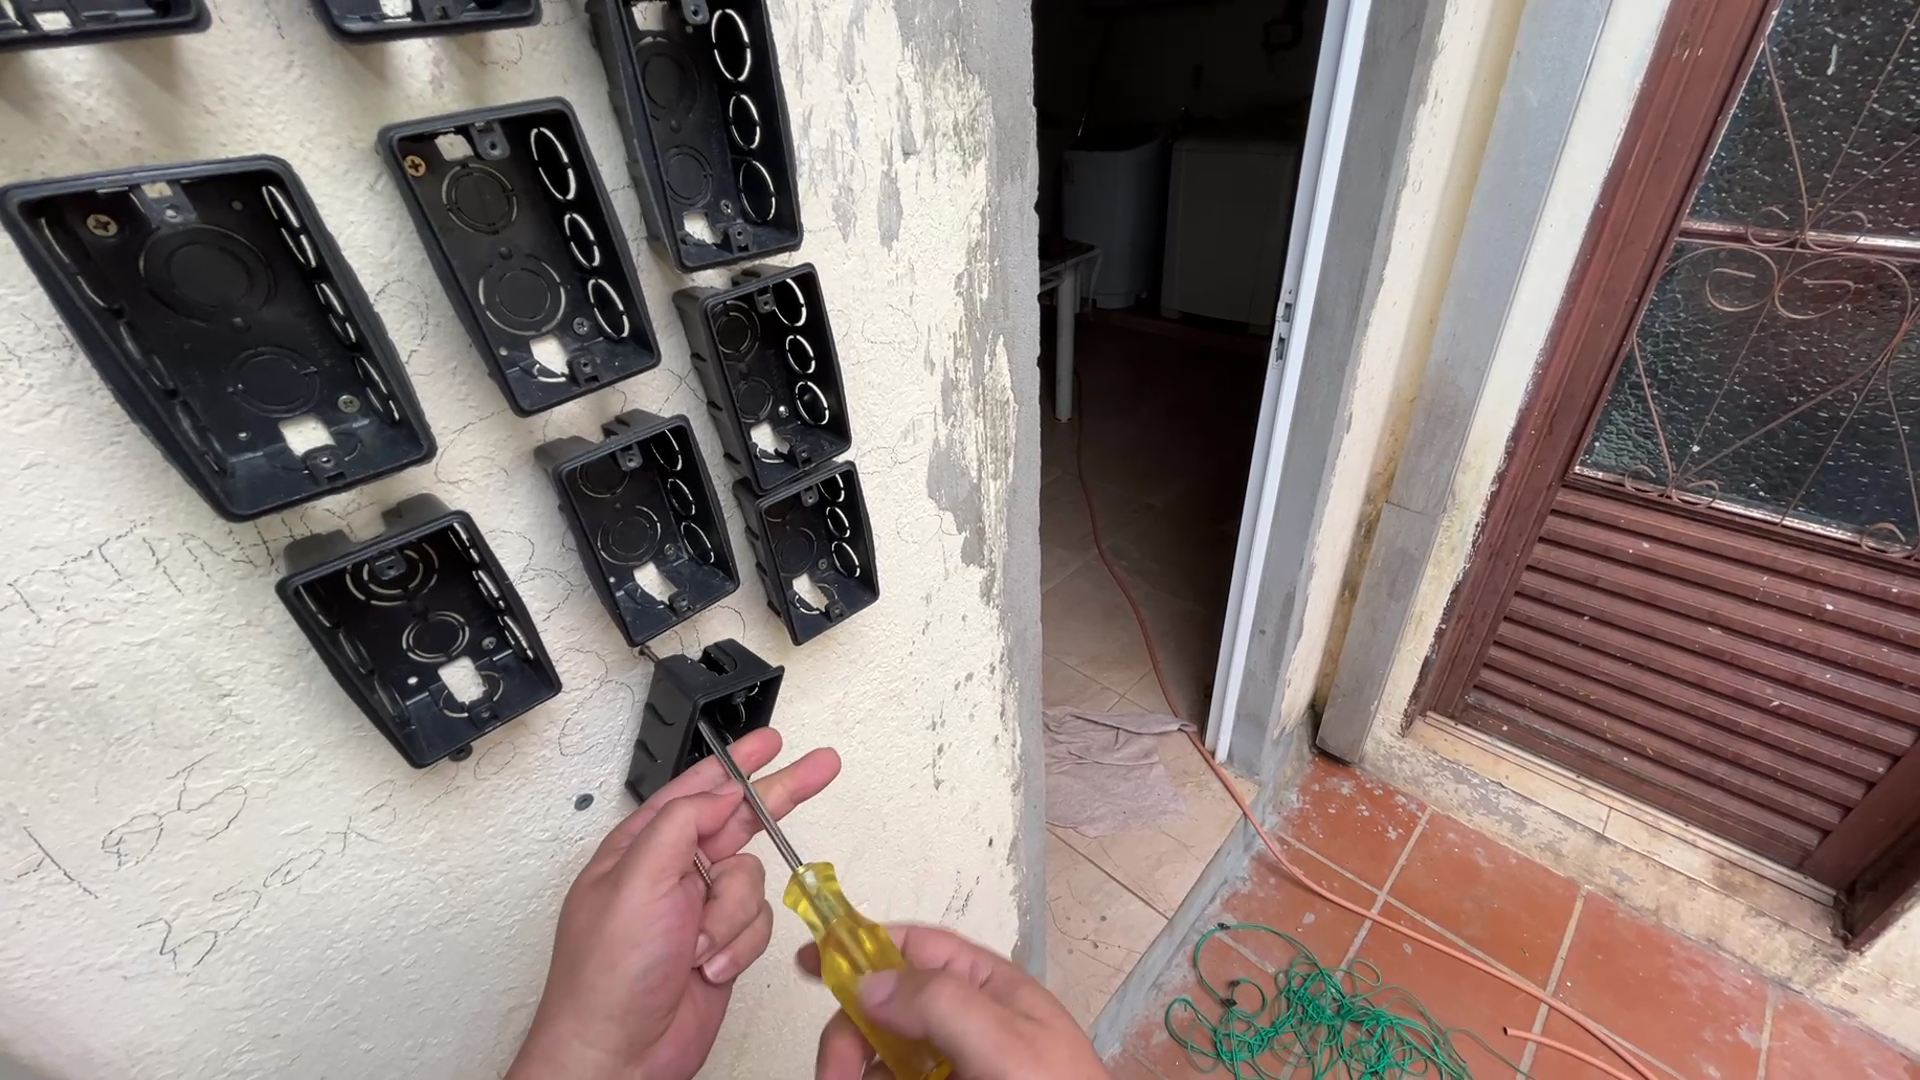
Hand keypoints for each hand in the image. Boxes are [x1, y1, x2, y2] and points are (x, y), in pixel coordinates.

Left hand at [507, 729, 840, 1079]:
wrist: (619, 1061)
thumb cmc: (605, 978)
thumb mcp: (637, 882)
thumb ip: (682, 822)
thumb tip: (723, 791)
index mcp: (646, 845)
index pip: (702, 787)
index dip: (740, 761)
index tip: (772, 742)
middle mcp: (676, 869)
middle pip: (744, 818)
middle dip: (782, 795)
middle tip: (820, 767)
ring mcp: (702, 905)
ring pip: (754, 877)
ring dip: (733, 913)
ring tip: (700, 942)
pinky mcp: (724, 938)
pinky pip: (760, 919)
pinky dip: (740, 943)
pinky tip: (710, 963)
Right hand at [802, 924, 1109, 1079]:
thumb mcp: (1005, 1043)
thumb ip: (940, 1002)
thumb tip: (870, 980)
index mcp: (984, 986)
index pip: (914, 947)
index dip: (862, 944)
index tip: (810, 958)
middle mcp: (962, 1021)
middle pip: (885, 1007)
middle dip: (849, 1032)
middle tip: (834, 1076)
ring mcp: (950, 1067)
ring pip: (881, 1056)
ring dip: (854, 1069)